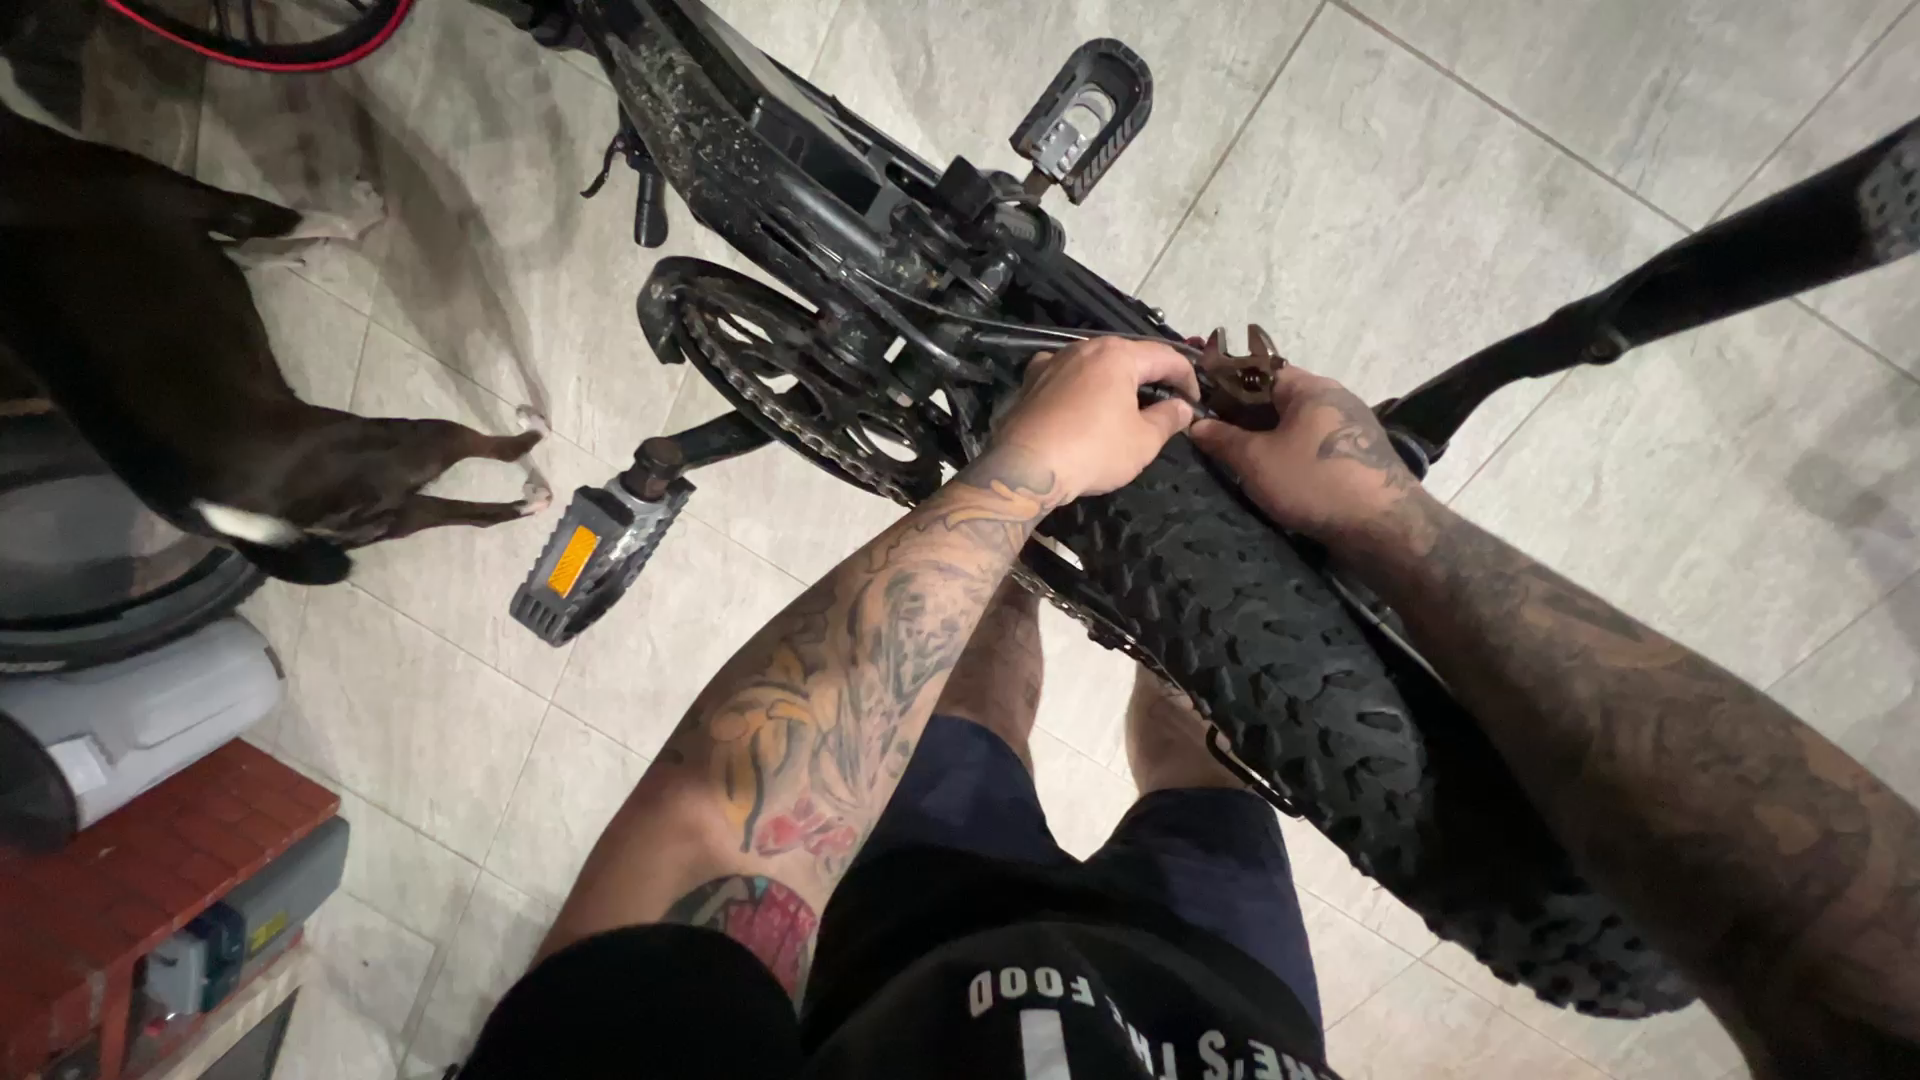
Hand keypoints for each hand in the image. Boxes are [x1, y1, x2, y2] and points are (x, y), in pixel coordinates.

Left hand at [989, 337, 1198, 500]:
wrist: (1025, 468)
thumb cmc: (1092, 451)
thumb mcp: (1143, 441)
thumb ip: (1168, 419)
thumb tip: (1182, 407)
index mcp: (1118, 355)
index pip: (1166, 357)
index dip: (1187, 378)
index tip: (1194, 401)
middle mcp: (1083, 348)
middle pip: (1127, 356)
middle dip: (1149, 377)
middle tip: (1164, 403)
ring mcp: (1052, 362)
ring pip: (1093, 364)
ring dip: (1113, 381)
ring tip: (1124, 406)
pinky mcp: (1029, 382)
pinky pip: (1064, 377)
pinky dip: (1080, 387)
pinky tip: (1081, 405)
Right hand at [1188, 365, 1421, 542]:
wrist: (1380, 525)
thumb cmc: (1312, 480)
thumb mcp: (1255, 460)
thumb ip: (1222, 439)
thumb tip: (1196, 424)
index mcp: (1311, 387)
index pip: (1261, 372)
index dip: (1229, 387)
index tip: (1205, 408)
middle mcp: (1335, 398)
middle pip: (1280, 398)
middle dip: (1247, 416)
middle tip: (1218, 437)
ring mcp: (1352, 426)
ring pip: (1298, 424)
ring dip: (1270, 437)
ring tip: (1242, 459)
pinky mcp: (1360, 454)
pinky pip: (1314, 444)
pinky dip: (1292, 453)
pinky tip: (1277, 475)